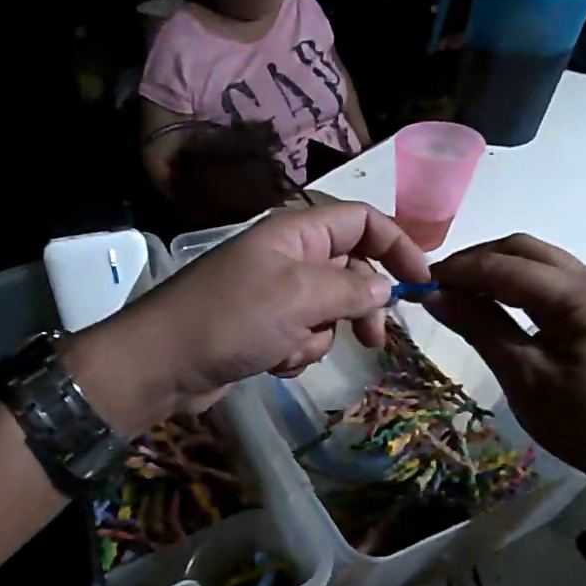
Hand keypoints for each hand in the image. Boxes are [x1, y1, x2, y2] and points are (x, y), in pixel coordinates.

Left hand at [67, 203, 431, 434]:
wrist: (164, 364)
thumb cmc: (232, 318)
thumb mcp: (301, 297)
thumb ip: (352, 289)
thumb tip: (384, 287)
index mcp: (296, 232)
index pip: (362, 221)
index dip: (397, 245)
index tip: (421, 283)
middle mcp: (287, 257)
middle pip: (349, 271)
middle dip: (360, 306)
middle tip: (372, 338)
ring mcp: (273, 295)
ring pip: (326, 313)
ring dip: (317, 337)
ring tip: (289, 350)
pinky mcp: (261, 329)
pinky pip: (301, 338)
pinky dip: (294, 354)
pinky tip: (271, 363)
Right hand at [424, 235, 585, 489]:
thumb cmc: (583, 422)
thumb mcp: (523, 375)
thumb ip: (478, 327)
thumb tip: (433, 295)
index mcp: (581, 294)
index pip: (505, 265)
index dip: (458, 271)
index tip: (418, 283)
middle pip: (527, 251)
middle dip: (477, 262)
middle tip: (438, 286)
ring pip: (542, 265)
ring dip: (499, 271)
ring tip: (461, 295)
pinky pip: (557, 284)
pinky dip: (521, 287)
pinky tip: (500, 307)